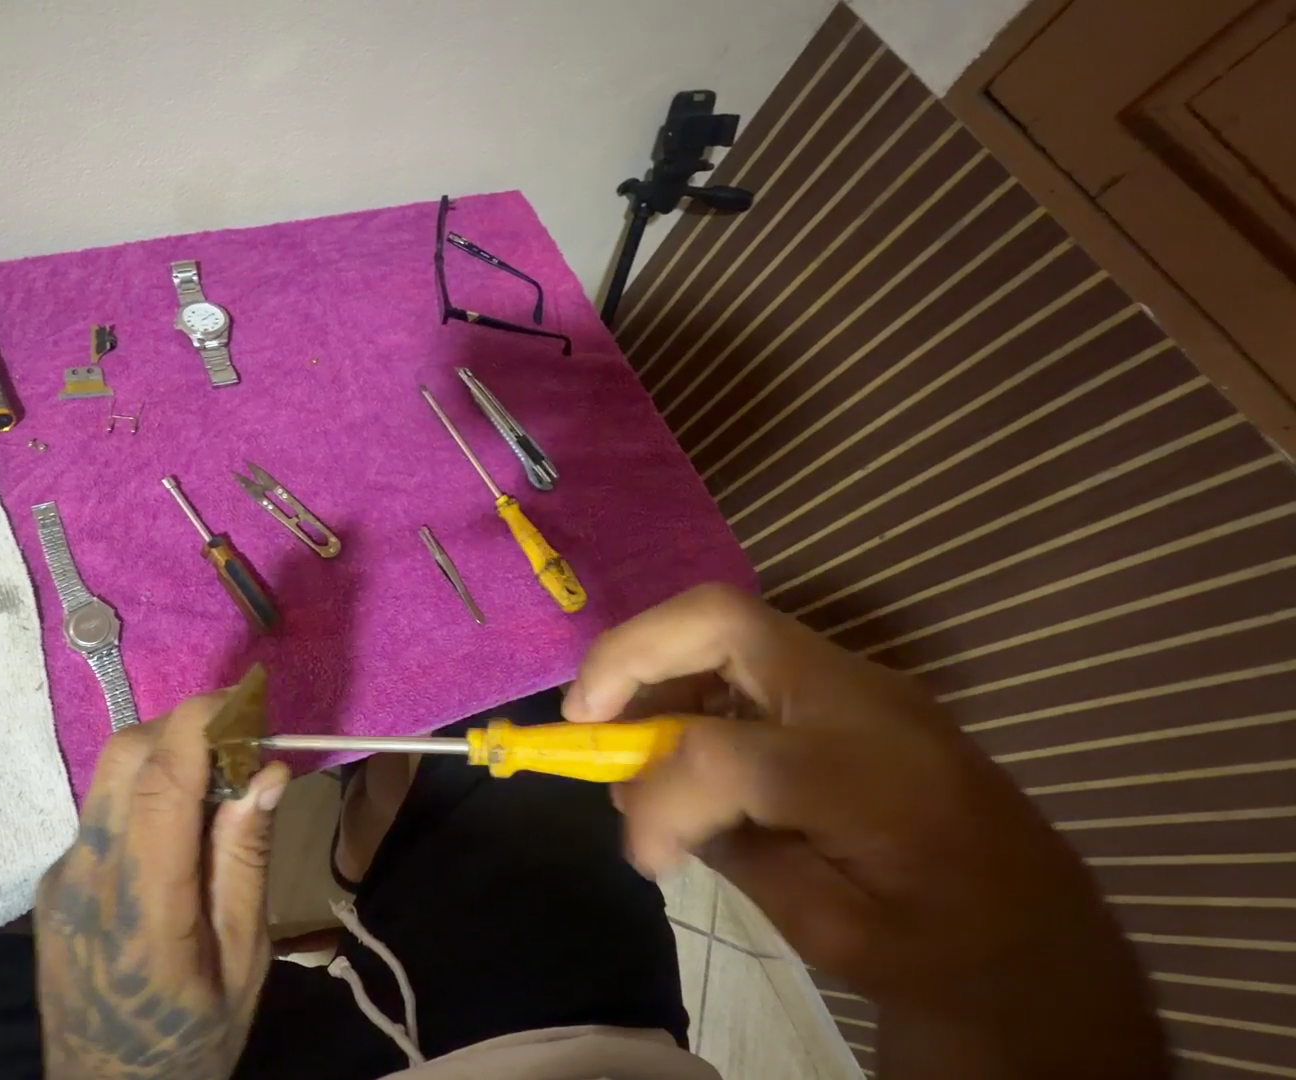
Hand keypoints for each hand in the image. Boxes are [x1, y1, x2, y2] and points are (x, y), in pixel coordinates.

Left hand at [34, 693, 290, 1079]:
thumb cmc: (195, 1039)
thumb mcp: (243, 960)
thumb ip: (246, 859)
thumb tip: (265, 770)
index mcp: (144, 916)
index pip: (161, 786)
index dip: (199, 725)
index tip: (244, 699)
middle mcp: (88, 882)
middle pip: (124, 759)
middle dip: (184, 727)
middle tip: (239, 741)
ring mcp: (62, 877)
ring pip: (109, 774)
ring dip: (165, 750)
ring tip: (215, 777)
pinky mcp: (54, 878)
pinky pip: (102, 805)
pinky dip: (146, 785)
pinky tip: (178, 823)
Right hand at [565, 584, 1165, 1079]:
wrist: (1044, 946)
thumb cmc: (937, 951)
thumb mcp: (822, 925)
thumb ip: (721, 844)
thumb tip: (636, 793)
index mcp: (868, 776)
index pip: (725, 755)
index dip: (657, 796)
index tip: (638, 849)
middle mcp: (862, 700)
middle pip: (720, 620)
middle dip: (629, 655)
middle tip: (581, 712)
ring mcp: (858, 680)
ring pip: (724, 623)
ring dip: (652, 664)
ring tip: (617, 725)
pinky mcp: (847, 685)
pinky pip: (744, 653)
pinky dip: (686, 678)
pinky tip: (671, 729)